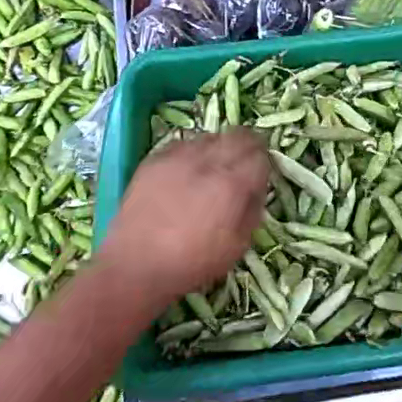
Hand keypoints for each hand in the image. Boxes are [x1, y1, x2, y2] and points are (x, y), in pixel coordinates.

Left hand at [95, 128, 269, 308]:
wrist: (136, 264)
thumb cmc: (192, 263)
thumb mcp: (237, 246)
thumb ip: (252, 211)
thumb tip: (255, 190)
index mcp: (231, 185)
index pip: (259, 156)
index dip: (265, 163)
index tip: (262, 173)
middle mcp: (207, 162)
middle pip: (238, 137)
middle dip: (248, 146)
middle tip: (246, 161)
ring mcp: (178, 157)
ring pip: (211, 136)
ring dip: (221, 146)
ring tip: (217, 164)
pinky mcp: (154, 159)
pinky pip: (183, 143)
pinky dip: (194, 150)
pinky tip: (190, 167)